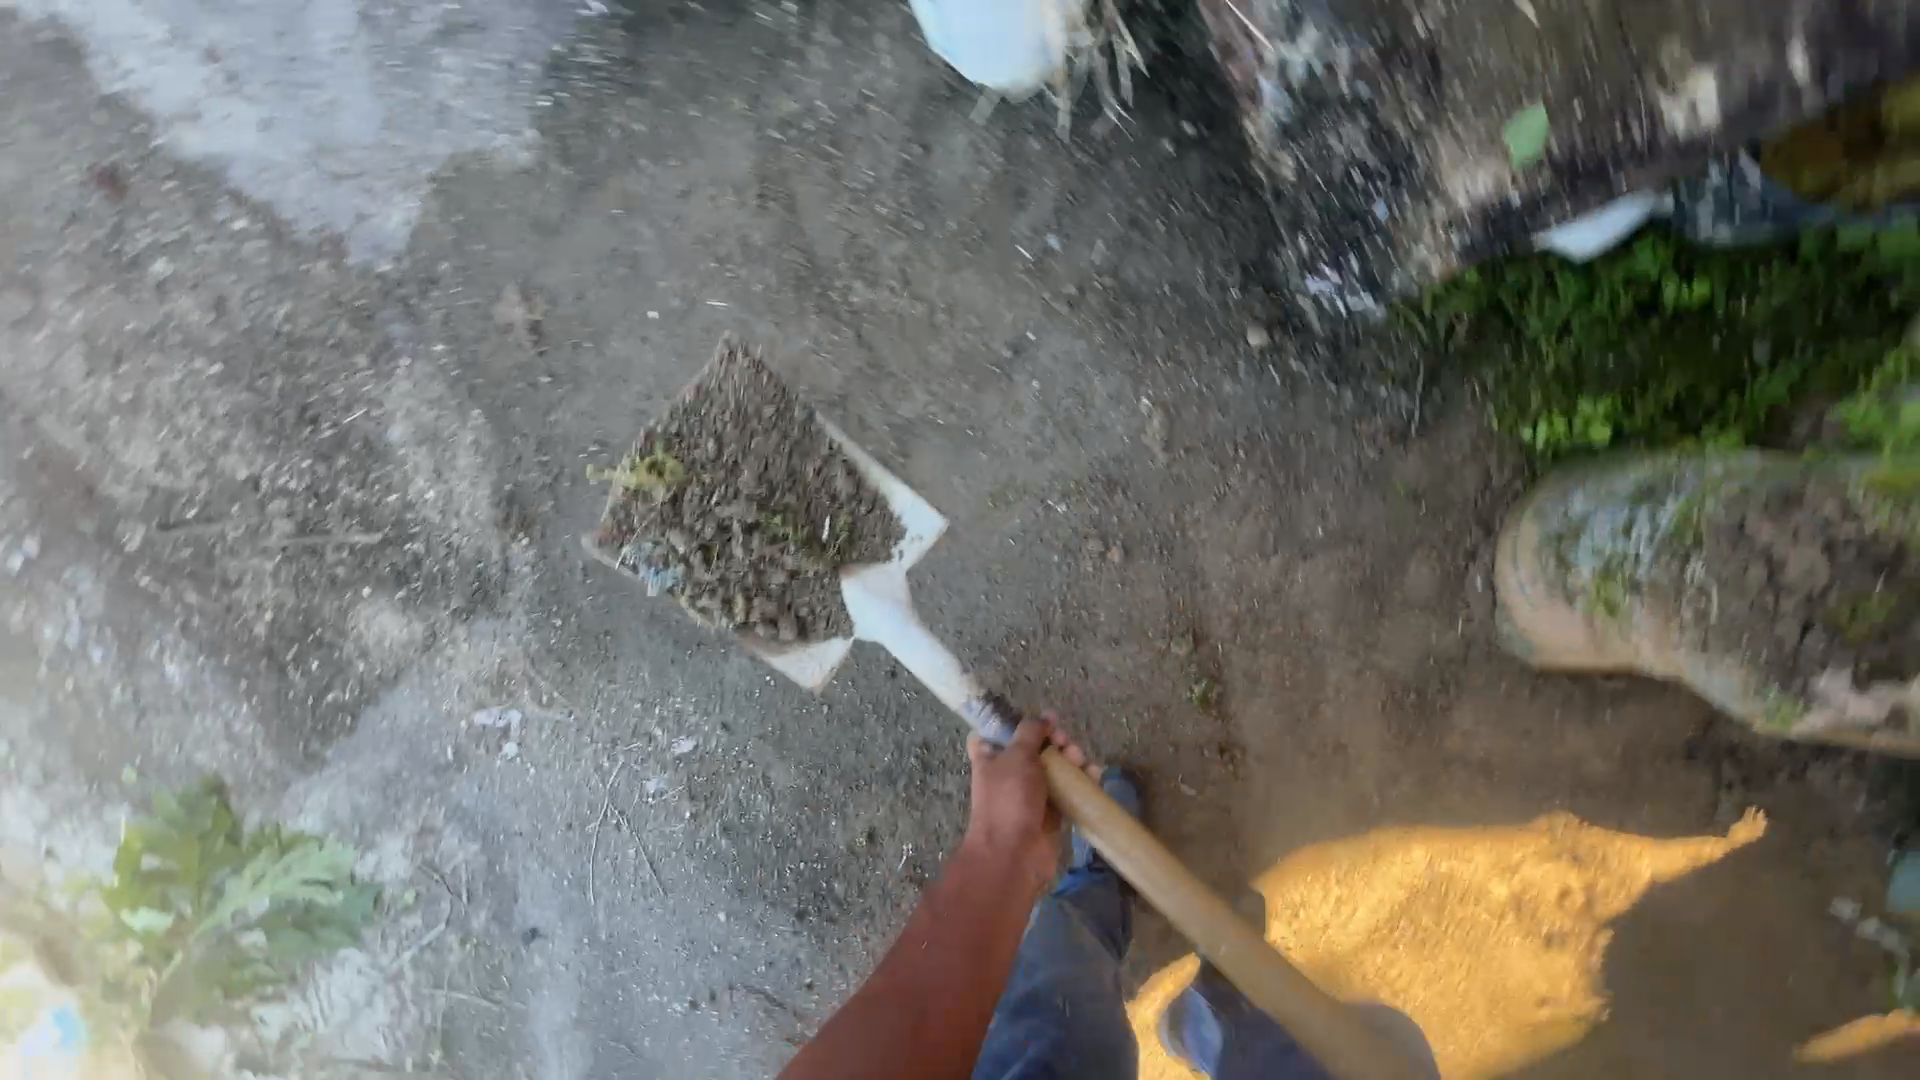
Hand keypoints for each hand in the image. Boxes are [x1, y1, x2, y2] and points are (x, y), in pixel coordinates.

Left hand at [961, 712, 1099, 897]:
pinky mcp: (1051, 812)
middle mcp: (1009, 773)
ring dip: (1071, 759)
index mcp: (990, 757)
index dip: (1020, 724)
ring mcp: (1031, 794)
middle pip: (1036, 747)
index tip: (1041, 721)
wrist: (1013, 855)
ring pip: (1055, 768)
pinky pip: (1069, 790)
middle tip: (1065, 742)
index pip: (999, 732)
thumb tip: (1045, 717)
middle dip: (1055, 741)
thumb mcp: (1017, 755)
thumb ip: (1031, 732)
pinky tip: (1094, 774)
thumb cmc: (1008, 799)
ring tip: (1080, 760)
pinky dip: (1082, 780)